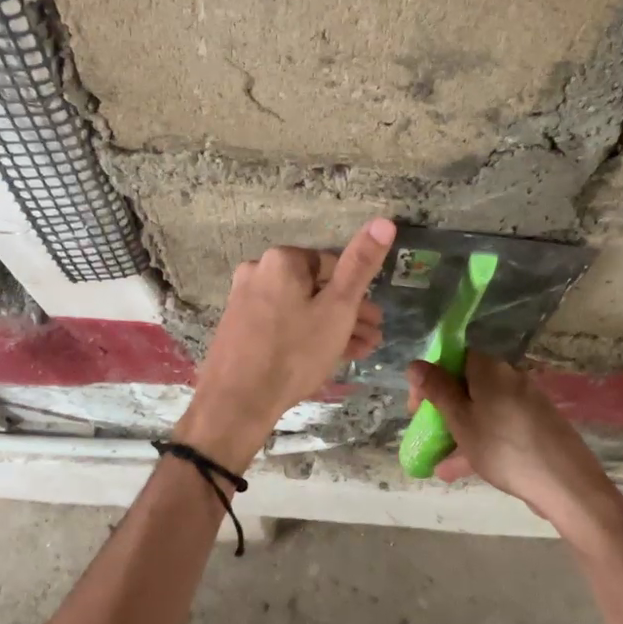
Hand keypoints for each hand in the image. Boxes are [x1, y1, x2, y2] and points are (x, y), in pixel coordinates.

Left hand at [178, 217, 395, 469]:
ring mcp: (245, 300)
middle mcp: (258, 271)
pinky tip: (327, 358)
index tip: (376, 320)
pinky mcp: (239, 327)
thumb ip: (361, 265)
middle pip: (315, 288)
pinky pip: (282, 323)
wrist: (237, 403)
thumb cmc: (294, 353)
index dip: (358, 294)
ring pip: (300, 308)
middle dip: (348, 313)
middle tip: (373, 338)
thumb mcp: (338, 309)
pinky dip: (306, 335)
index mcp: (282, 260)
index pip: (332, 265)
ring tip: (359, 352)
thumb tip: (385, 220)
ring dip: (331, 327)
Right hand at [408, 353, 622, 537]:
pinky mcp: (536, 427)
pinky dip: (479, 442)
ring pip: (482, 411)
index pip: (453, 358)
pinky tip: (460, 472)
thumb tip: (415, 363)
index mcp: (490, 369)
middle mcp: (509, 379)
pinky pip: (498, 428)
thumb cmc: (504, 447)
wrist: (565, 483)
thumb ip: (437, 390)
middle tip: (427, 435)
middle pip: (468, 386)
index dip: (431, 379)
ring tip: (439, 465)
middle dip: (443, 411)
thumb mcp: (461, 420)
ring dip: (458, 433)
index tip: (417, 408)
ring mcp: (526, 404)